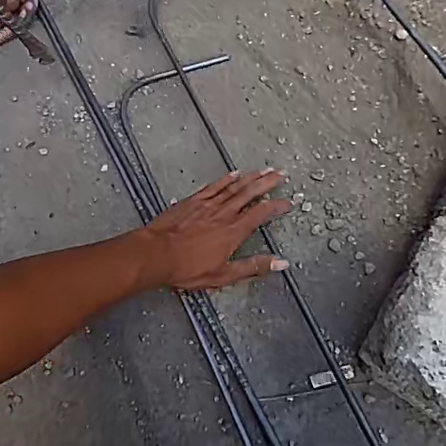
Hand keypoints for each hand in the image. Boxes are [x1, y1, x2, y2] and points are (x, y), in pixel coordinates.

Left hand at [131, 169, 291, 290]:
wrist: (156, 253)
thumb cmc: (187, 267)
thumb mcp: (223, 275)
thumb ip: (253, 267)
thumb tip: (281, 263)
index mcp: (233, 231)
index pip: (260, 214)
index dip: (276, 207)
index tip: (288, 202)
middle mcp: (224, 213)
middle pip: (250, 193)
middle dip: (267, 183)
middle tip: (280, 174)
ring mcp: (207, 205)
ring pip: (234, 186)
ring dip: (250, 177)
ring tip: (263, 170)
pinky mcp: (193, 201)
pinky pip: (213, 186)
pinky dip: (225, 179)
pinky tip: (234, 173)